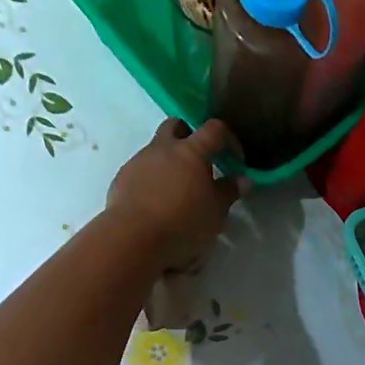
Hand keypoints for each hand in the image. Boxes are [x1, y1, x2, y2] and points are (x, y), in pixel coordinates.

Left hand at [107, 119, 243, 272]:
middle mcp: (162, 148)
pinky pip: (139, 172)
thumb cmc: (183, 223)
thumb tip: (244, 180)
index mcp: (191, 151)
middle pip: (176, 126)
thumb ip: (229, 192)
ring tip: (175, 191)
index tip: (235, 160)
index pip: (215, 129)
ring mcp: (138, 162)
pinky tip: (154, 204)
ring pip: (155, 150)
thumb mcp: (215, 212)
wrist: (133, 238)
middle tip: (198, 162)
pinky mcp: (120, 180)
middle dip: (188, 136)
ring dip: (167, 163)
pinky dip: (150, 181)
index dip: (229, 140)